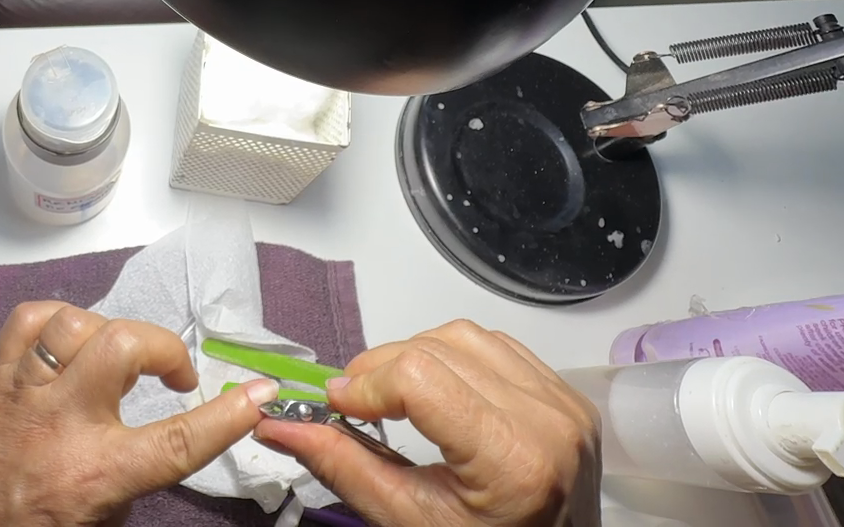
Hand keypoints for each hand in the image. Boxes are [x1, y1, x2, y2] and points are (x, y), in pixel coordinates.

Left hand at [0, 302, 278, 526]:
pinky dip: (61, 320)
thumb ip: (126, 480)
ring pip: (80, 324)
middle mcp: (60, 423)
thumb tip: (149, 434)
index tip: (257, 392)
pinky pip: (35, 316)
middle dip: (160, 350)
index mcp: (90, 476)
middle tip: (168, 372)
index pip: (175, 442)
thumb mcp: (90, 524)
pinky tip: (67, 339)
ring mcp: (23, 386)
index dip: (224, 416)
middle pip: (125, 349)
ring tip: (112, 358)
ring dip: (108, 335)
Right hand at [255, 321, 599, 526]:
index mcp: (513, 461)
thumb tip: (277, 423)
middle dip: (382, 369)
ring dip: (416, 354)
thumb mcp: (405, 523)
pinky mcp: (565, 394)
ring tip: (396, 394)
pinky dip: (454, 354)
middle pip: (434, 349)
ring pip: (461, 335)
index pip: (418, 377)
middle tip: (355, 402)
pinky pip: (494, 344)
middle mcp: (547, 420)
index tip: (337, 404)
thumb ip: (342, 465)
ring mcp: (562, 403)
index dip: (367, 384)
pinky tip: (441, 388)